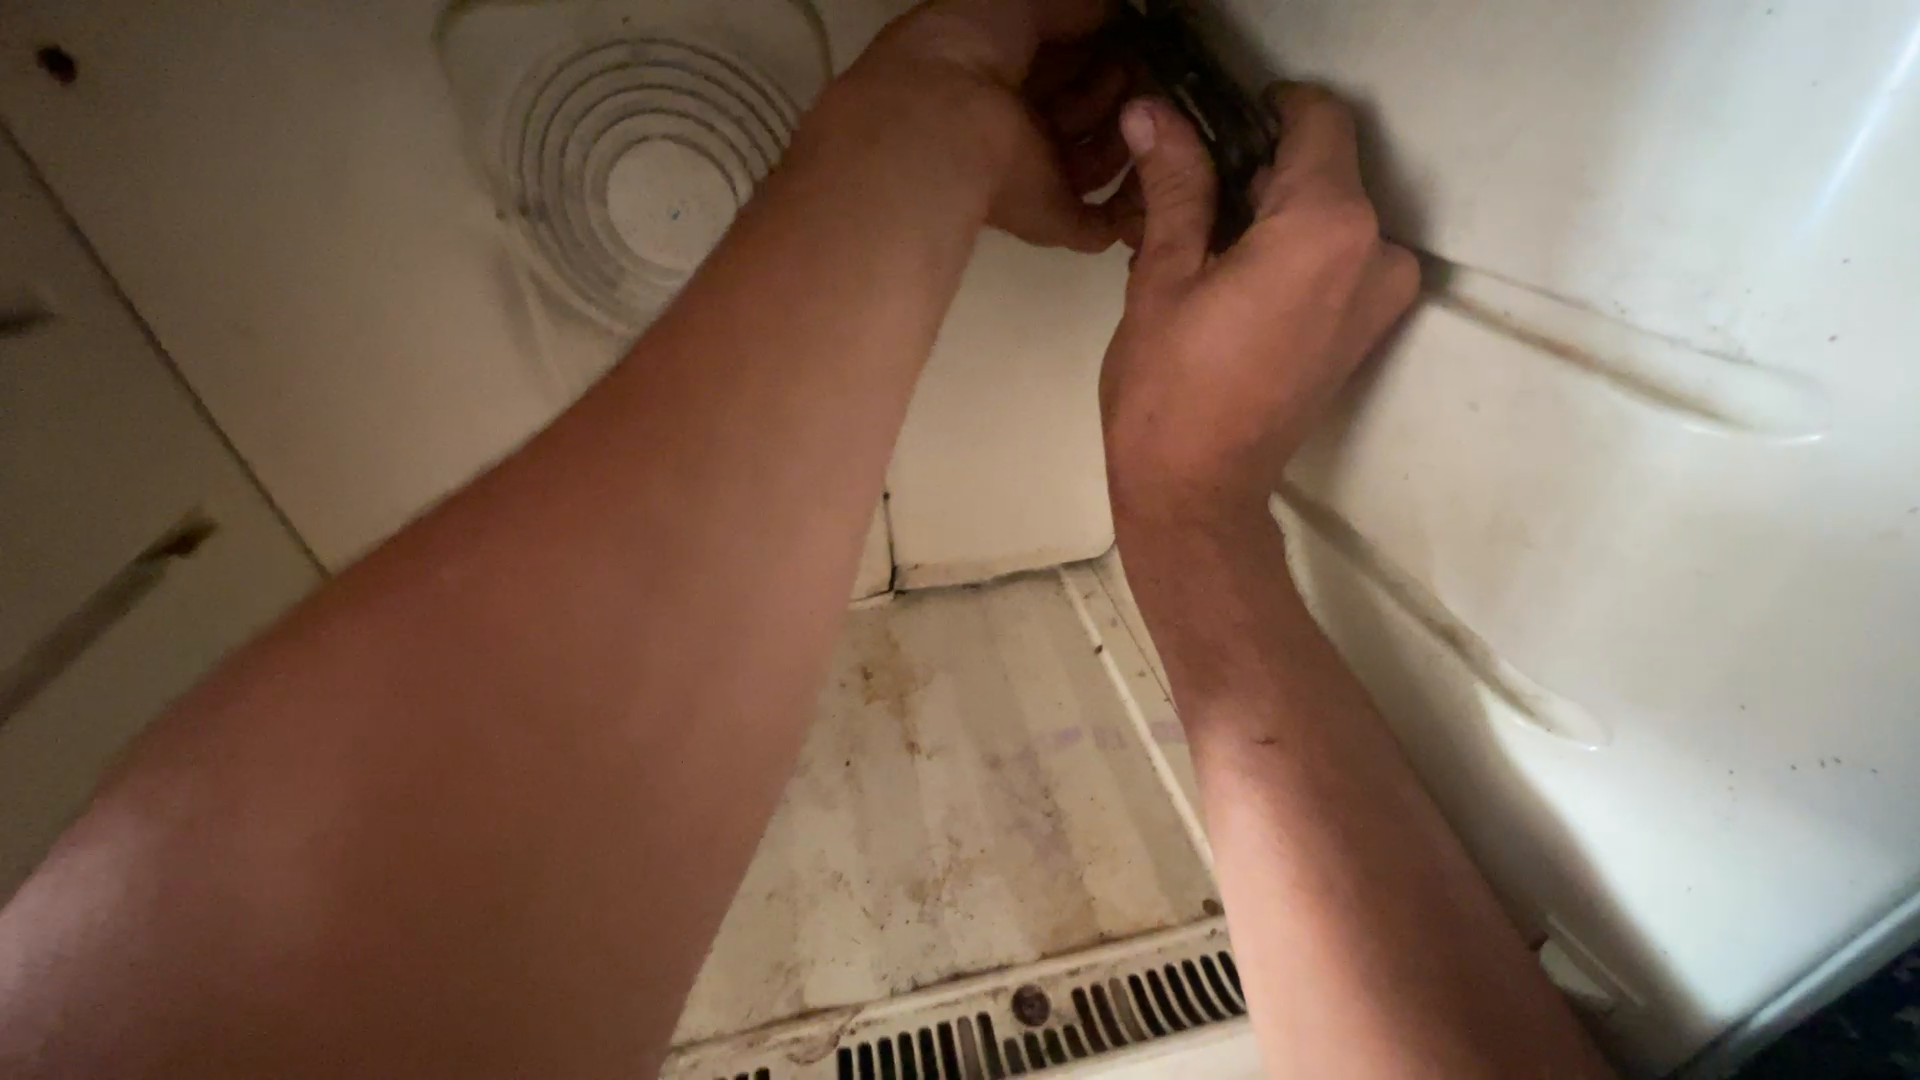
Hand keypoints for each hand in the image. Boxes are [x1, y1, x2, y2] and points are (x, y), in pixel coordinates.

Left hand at [851, 0, 1131, 251]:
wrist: (943, 128)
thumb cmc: (968, 49)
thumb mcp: (1016, 2)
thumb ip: (1068, 6)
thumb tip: (1109, 10)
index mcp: (995, 73)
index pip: (1059, 62)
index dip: (1097, 47)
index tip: (1132, 33)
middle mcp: (1013, 128)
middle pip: (1080, 111)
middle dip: (1115, 85)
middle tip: (1144, 63)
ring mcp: (1032, 180)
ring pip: (1094, 162)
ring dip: (1124, 133)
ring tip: (1145, 99)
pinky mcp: (1049, 222)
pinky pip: (1097, 225)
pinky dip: (1128, 210)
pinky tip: (1159, 170)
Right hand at [1101, 84, 1419, 527]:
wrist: (1196, 493)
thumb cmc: (1166, 391)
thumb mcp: (1161, 279)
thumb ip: (1174, 186)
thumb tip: (1152, 113)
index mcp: (1326, 227)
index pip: (1314, 120)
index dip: (1258, 113)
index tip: (1205, 135)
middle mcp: (1377, 252)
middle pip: (1322, 171)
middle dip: (1254, 175)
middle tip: (1181, 208)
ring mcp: (1380, 297)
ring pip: (1327, 217)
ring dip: (1268, 219)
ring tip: (1199, 257)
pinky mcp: (1366, 330)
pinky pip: (1335, 261)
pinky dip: (1288, 256)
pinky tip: (1229, 289)